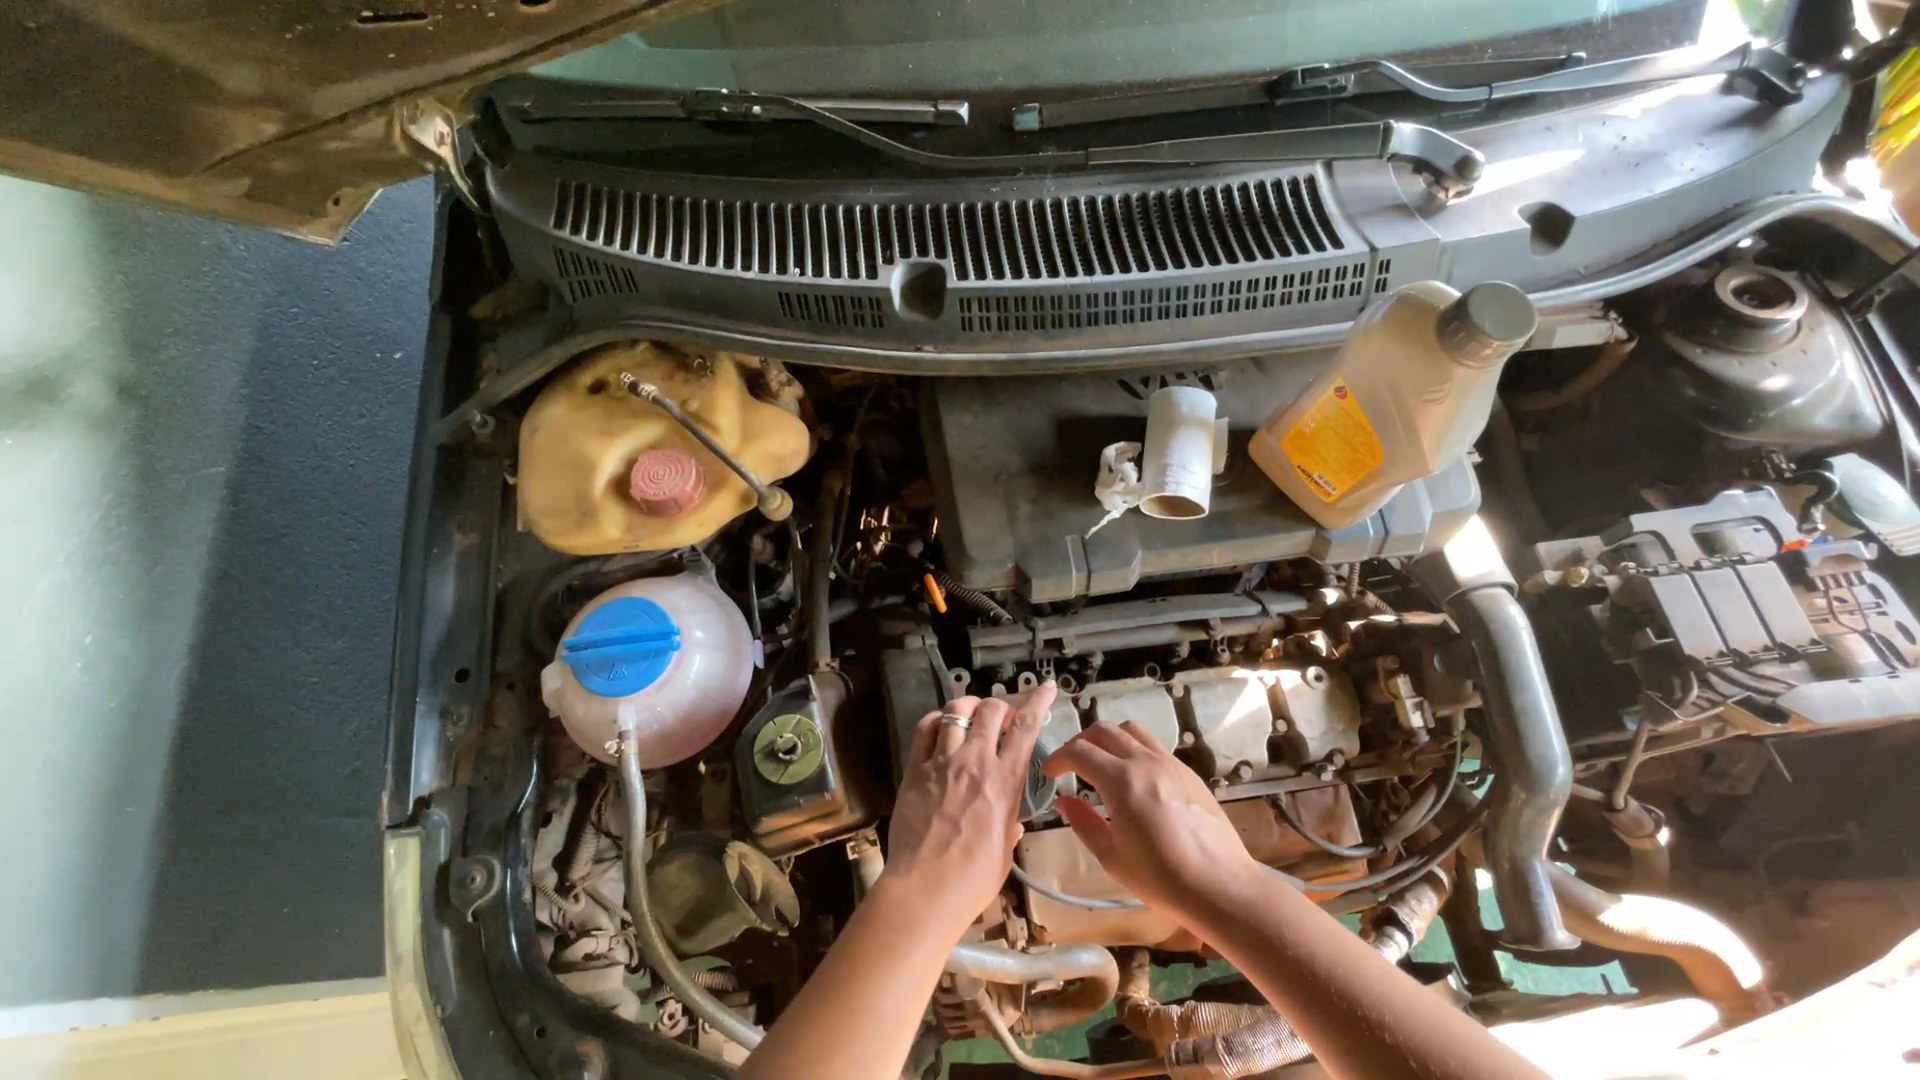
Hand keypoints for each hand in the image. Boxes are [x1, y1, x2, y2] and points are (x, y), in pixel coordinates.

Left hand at [882, 684, 1057, 931]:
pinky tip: (941, 725)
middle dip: (1001, 706)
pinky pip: (925, 729)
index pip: (1026, 728)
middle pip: (991, 711)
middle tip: (1002, 716)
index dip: (1038, 702)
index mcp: (1004, 781)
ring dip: (969, 706)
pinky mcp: (914, 770)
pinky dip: (937, 719)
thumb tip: (1012, 823)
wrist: (926, 889)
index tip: (1045, 688)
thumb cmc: (974, 879)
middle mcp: (975, 762)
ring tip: (972, 712)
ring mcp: (942, 762)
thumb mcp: (1005, 851)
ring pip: (957, 711)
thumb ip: (1009, 826)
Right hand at [1043, 722, 1264, 921]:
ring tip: (1103, 764)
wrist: (1220, 885)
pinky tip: (1134, 778)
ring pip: (1132, 731)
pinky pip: (1154, 746)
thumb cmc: (1161, 878)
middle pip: (1104, 730)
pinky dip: (1134, 750)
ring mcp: (1171, 763)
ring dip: (1109, 740)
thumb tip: (1064, 801)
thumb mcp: (1112, 856)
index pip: (1079, 751)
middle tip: (1071, 765)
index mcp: (1121, 781)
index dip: (1058, 757)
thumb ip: (1083, 823)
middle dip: (1080, 742)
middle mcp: (1145, 762)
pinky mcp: (1189, 772)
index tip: (1049, 773)